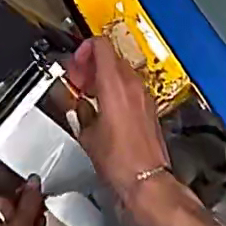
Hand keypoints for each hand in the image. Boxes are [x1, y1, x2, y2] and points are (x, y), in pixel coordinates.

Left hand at [0, 179, 57, 225]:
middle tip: (33, 190)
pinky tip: (41, 220)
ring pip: (17, 225)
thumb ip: (28, 203)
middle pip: (5, 214)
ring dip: (29, 213)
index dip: (7, 190)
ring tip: (40, 201)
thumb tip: (32, 184)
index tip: (21, 181)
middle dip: (20, 202)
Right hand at [67, 37, 173, 211]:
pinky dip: (117, 88)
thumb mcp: (88, 135)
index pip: (100, 45)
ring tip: (90, 94)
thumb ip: (81, 112)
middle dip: (91, 64)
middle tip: (79, 80)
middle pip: (110, 55)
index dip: (85, 49)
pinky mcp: (149, 106)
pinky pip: (131, 86)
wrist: (147, 180)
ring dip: (104, 76)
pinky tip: (106, 107)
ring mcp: (143, 94)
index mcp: (114, 84)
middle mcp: (131, 84)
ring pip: (121, 69)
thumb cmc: (121, 161)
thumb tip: (78, 107)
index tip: (76, 63)